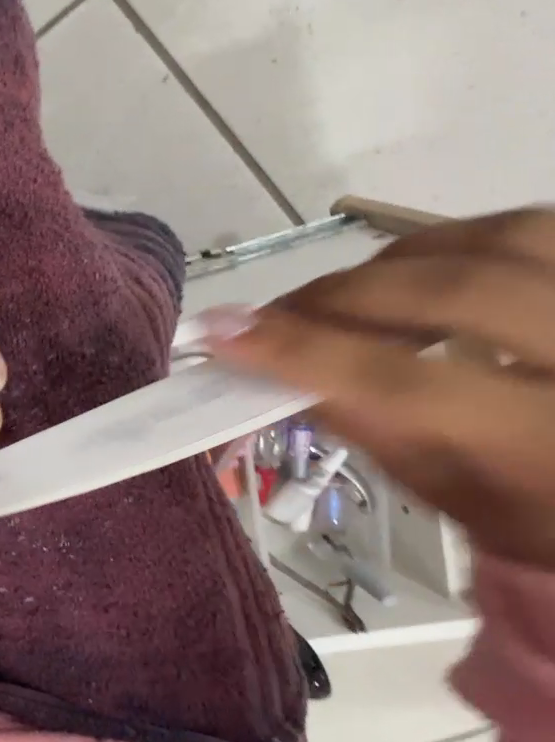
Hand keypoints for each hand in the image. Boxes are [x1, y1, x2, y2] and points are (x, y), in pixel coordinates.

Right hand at [206, 208, 554, 568]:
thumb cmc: (542, 511)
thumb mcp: (459, 499)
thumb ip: (375, 431)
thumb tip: (273, 372)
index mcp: (551, 441)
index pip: (409, 385)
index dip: (305, 352)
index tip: (219, 332)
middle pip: (459, 292)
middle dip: (342, 296)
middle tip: (274, 315)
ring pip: (506, 239)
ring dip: (400, 261)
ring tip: (348, 294)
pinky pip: (535, 230)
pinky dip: (460, 244)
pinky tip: (417, 274)